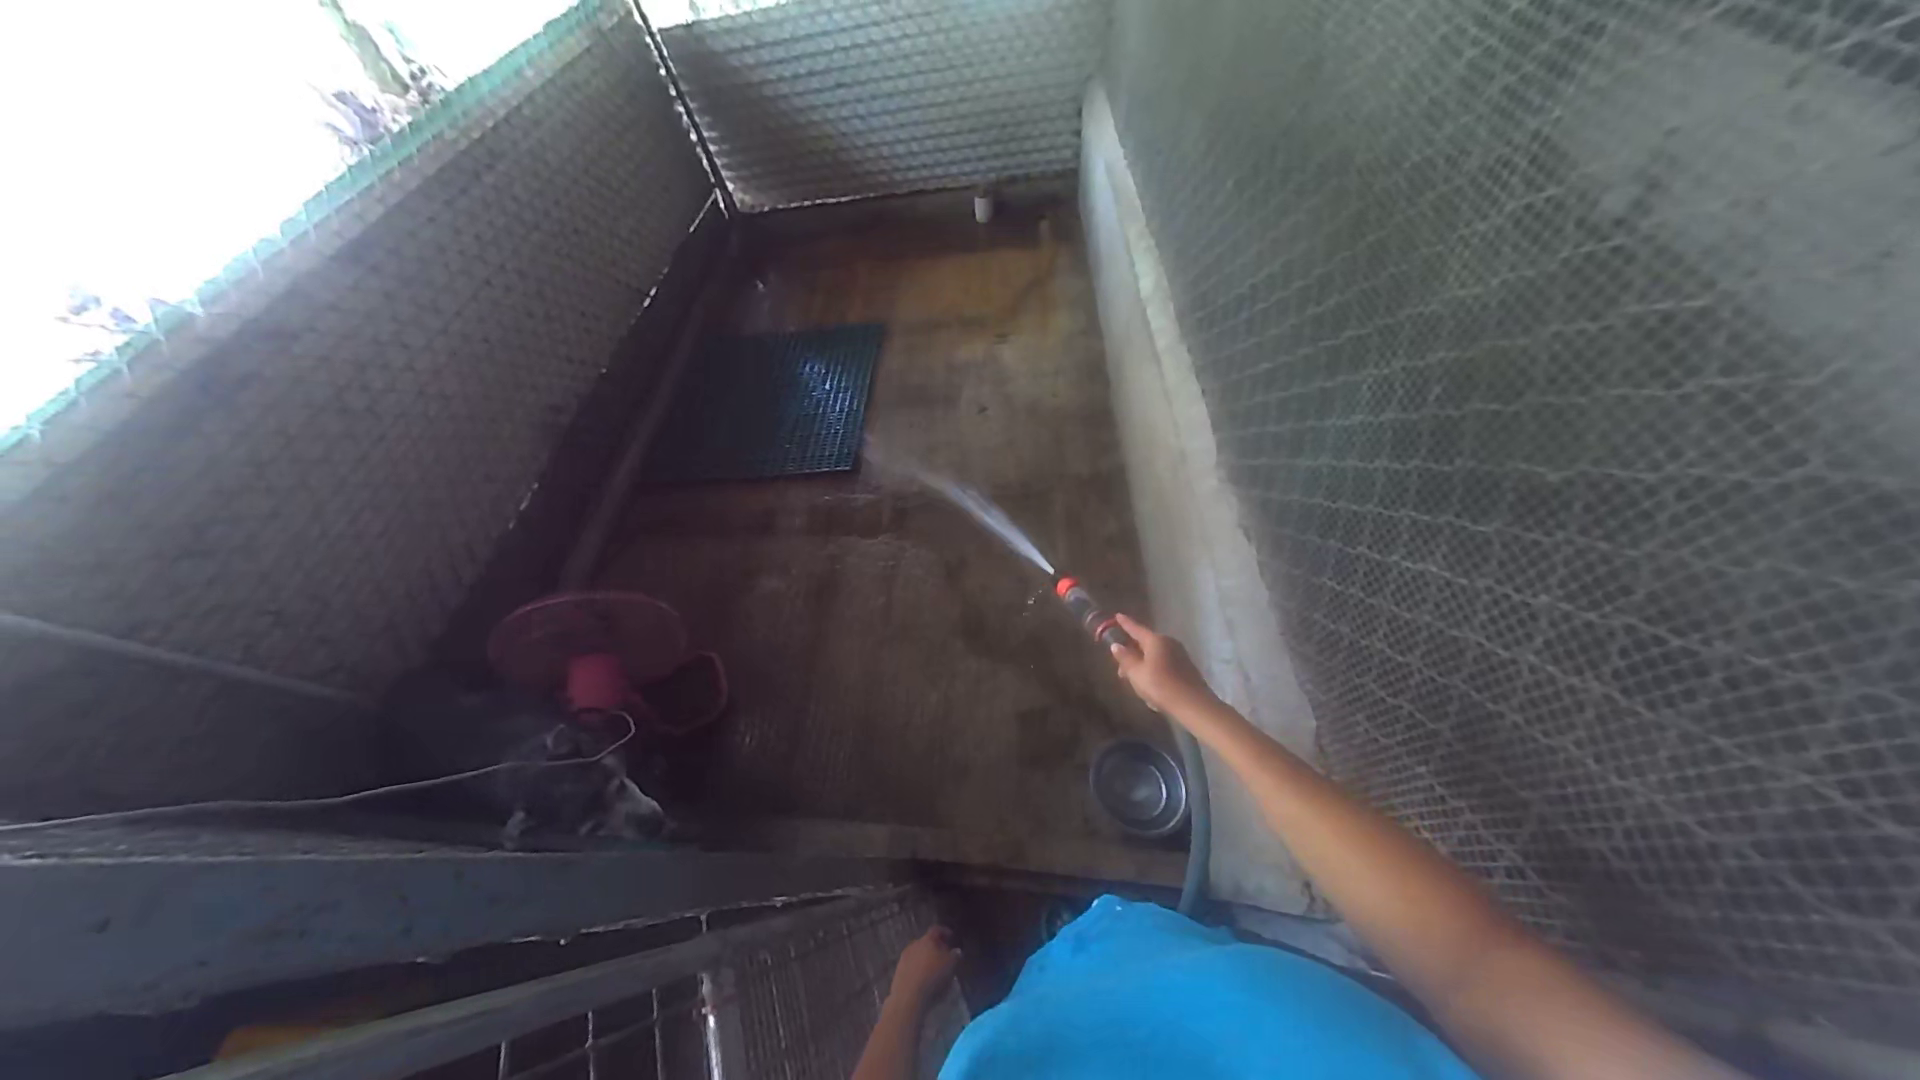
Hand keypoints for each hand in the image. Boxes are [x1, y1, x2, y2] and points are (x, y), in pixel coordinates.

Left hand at [888, 926, 959, 1007]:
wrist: (908, 996)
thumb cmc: (933, 977)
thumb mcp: (950, 966)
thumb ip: (954, 956)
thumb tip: (956, 951)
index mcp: (927, 939)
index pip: (936, 929)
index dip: (944, 931)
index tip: (951, 936)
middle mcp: (914, 944)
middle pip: (926, 941)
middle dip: (935, 946)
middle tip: (943, 954)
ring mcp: (904, 957)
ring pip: (918, 953)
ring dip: (926, 958)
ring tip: (934, 968)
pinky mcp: (899, 970)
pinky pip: (911, 965)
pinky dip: (918, 968)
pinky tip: (923, 978)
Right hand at [1110, 613, 1217, 715]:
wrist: (1193, 704)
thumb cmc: (1160, 685)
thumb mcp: (1136, 673)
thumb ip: (1125, 658)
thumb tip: (1116, 645)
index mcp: (1155, 640)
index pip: (1136, 628)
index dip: (1125, 623)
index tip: (1117, 615)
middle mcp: (1169, 642)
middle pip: (1145, 643)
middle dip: (1132, 652)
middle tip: (1120, 667)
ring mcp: (1179, 654)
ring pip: (1154, 654)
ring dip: (1142, 662)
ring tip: (1133, 678)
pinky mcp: (1185, 667)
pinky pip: (1163, 662)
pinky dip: (1153, 667)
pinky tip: (1149, 682)